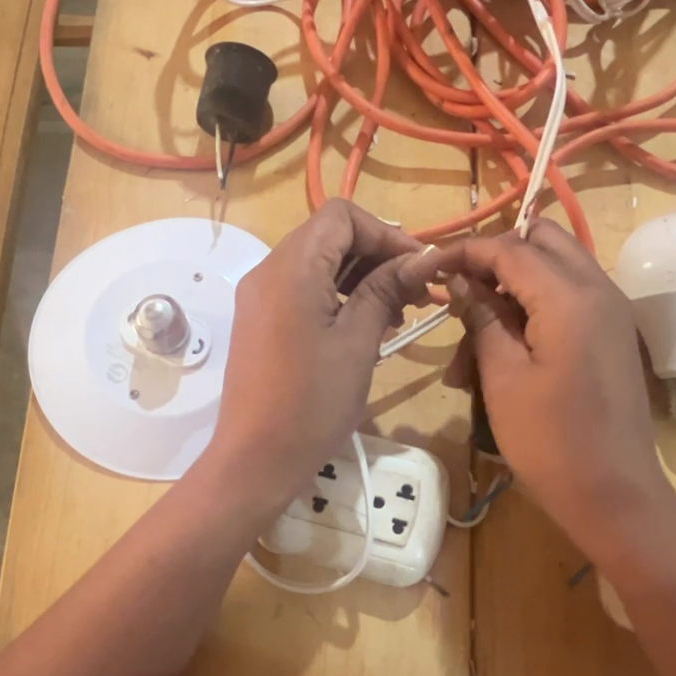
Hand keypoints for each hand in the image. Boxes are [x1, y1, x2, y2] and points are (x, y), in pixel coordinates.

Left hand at [204, 199, 441, 506]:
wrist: (255, 459)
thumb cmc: (312, 402)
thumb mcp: (358, 342)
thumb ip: (385, 290)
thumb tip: (419, 259)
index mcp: (290, 268)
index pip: (341, 216)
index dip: (386, 234)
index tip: (419, 269)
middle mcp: (268, 272)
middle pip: (329, 237)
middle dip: (377, 257)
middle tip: (417, 294)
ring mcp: (259, 298)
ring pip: (318, 265)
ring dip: (360, 278)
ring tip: (398, 314)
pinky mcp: (260, 322)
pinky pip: (302, 291)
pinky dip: (337, 297)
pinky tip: (367, 326)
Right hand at [441, 219, 675, 553]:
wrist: (614, 495)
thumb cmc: (550, 441)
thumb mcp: (503, 378)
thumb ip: (482, 317)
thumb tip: (461, 278)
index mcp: (570, 297)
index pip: (509, 248)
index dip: (463, 251)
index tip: (426, 266)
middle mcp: (598, 289)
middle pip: (541, 241)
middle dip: (493, 259)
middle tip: (457, 295)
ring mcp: (609, 311)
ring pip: (553, 270)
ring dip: (509, 292)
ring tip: (467, 354)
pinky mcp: (609, 334)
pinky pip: (566, 300)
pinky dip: (532, 311)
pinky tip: (497, 357)